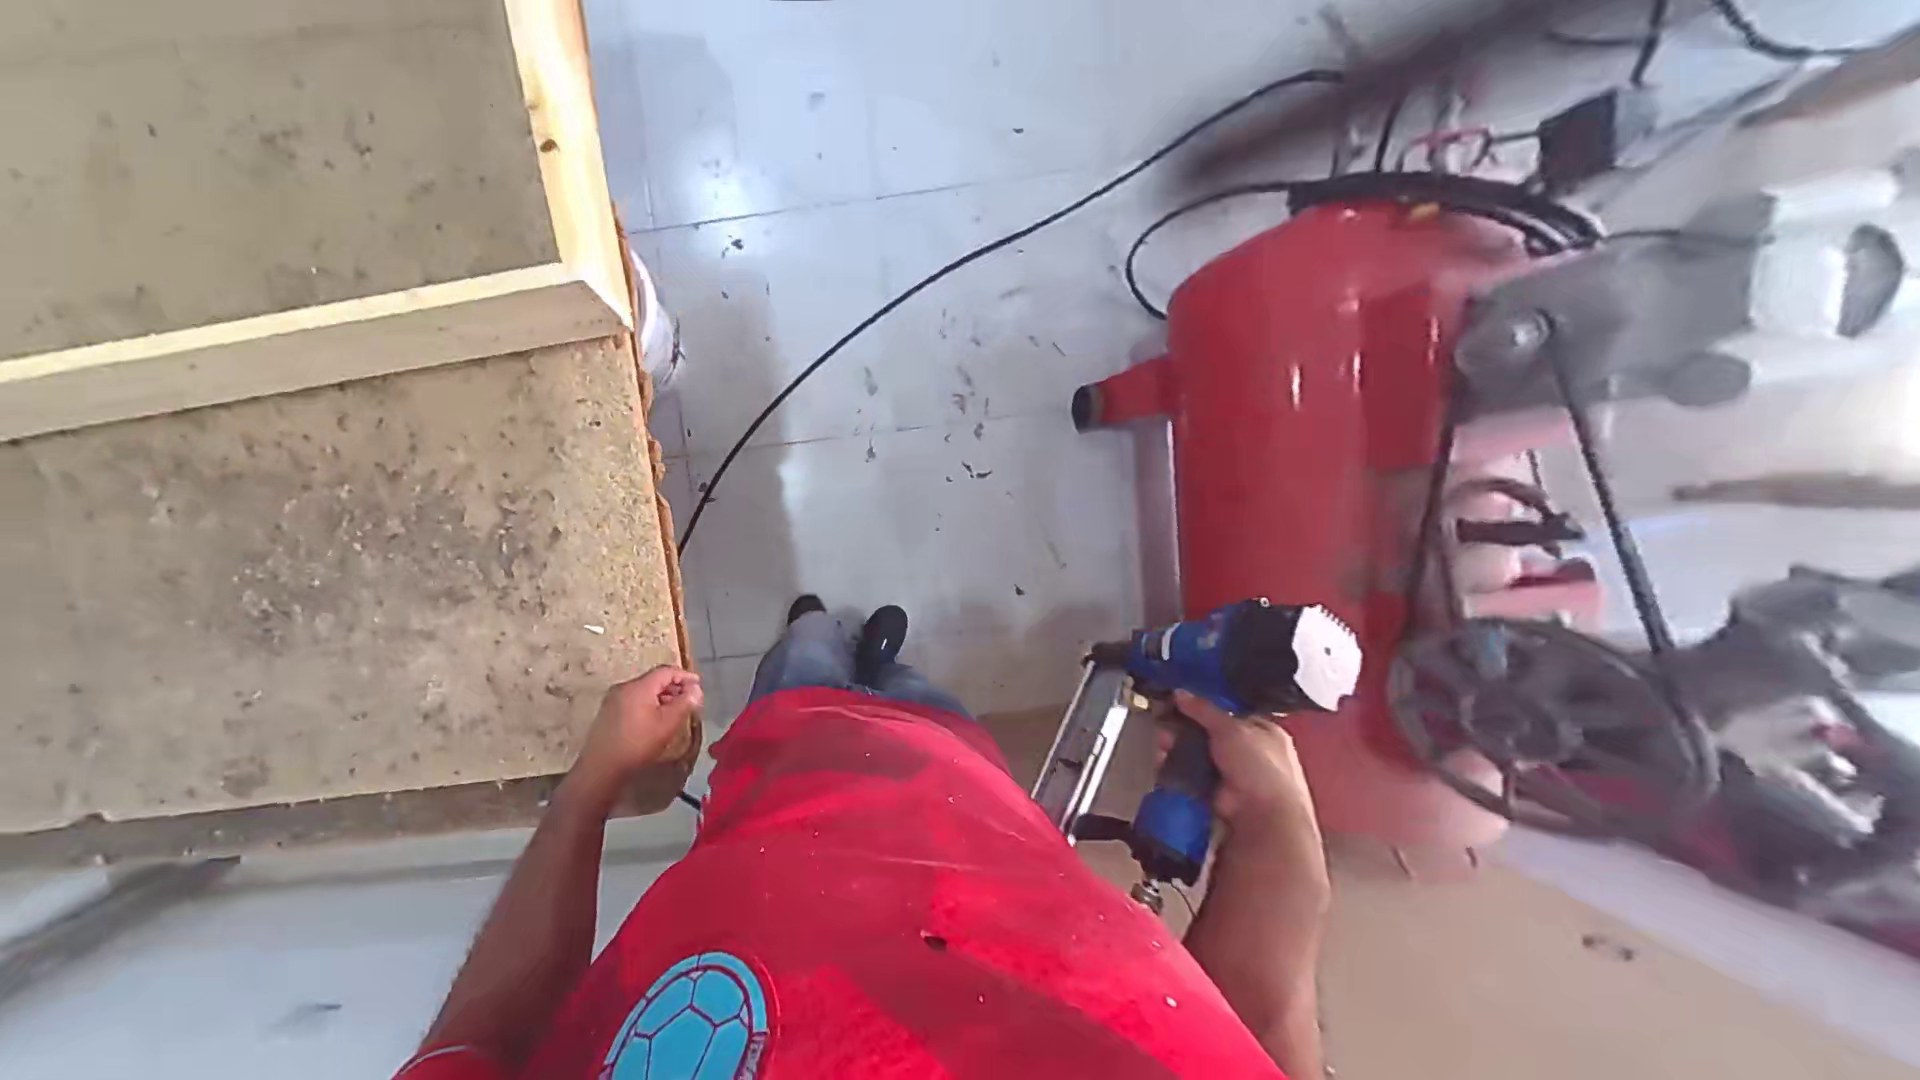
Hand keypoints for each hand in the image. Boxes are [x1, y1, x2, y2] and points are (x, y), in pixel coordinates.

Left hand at [573, 667, 702, 791]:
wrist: (601, 769)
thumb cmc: (638, 744)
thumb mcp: (668, 723)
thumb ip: (685, 702)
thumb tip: (696, 688)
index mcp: (639, 687)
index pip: (666, 671)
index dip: (685, 676)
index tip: (698, 685)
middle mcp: (623, 688)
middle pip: (654, 679)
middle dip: (674, 686)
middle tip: (689, 699)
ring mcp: (612, 700)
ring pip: (643, 690)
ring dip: (662, 696)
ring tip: (674, 710)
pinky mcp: (607, 712)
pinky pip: (633, 699)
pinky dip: (648, 703)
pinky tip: (655, 718)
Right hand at [1166, 691, 1327, 900]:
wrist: (1262, 819)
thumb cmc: (1258, 766)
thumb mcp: (1231, 728)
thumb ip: (1204, 710)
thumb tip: (1180, 693)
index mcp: (1264, 732)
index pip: (1230, 712)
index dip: (1205, 707)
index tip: (1180, 702)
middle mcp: (1251, 753)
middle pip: (1209, 734)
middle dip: (1184, 729)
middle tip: (1164, 725)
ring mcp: (1233, 776)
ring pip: (1197, 754)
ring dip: (1178, 748)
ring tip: (1161, 744)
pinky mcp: (1215, 795)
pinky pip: (1191, 776)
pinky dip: (1177, 770)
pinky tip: (1163, 763)